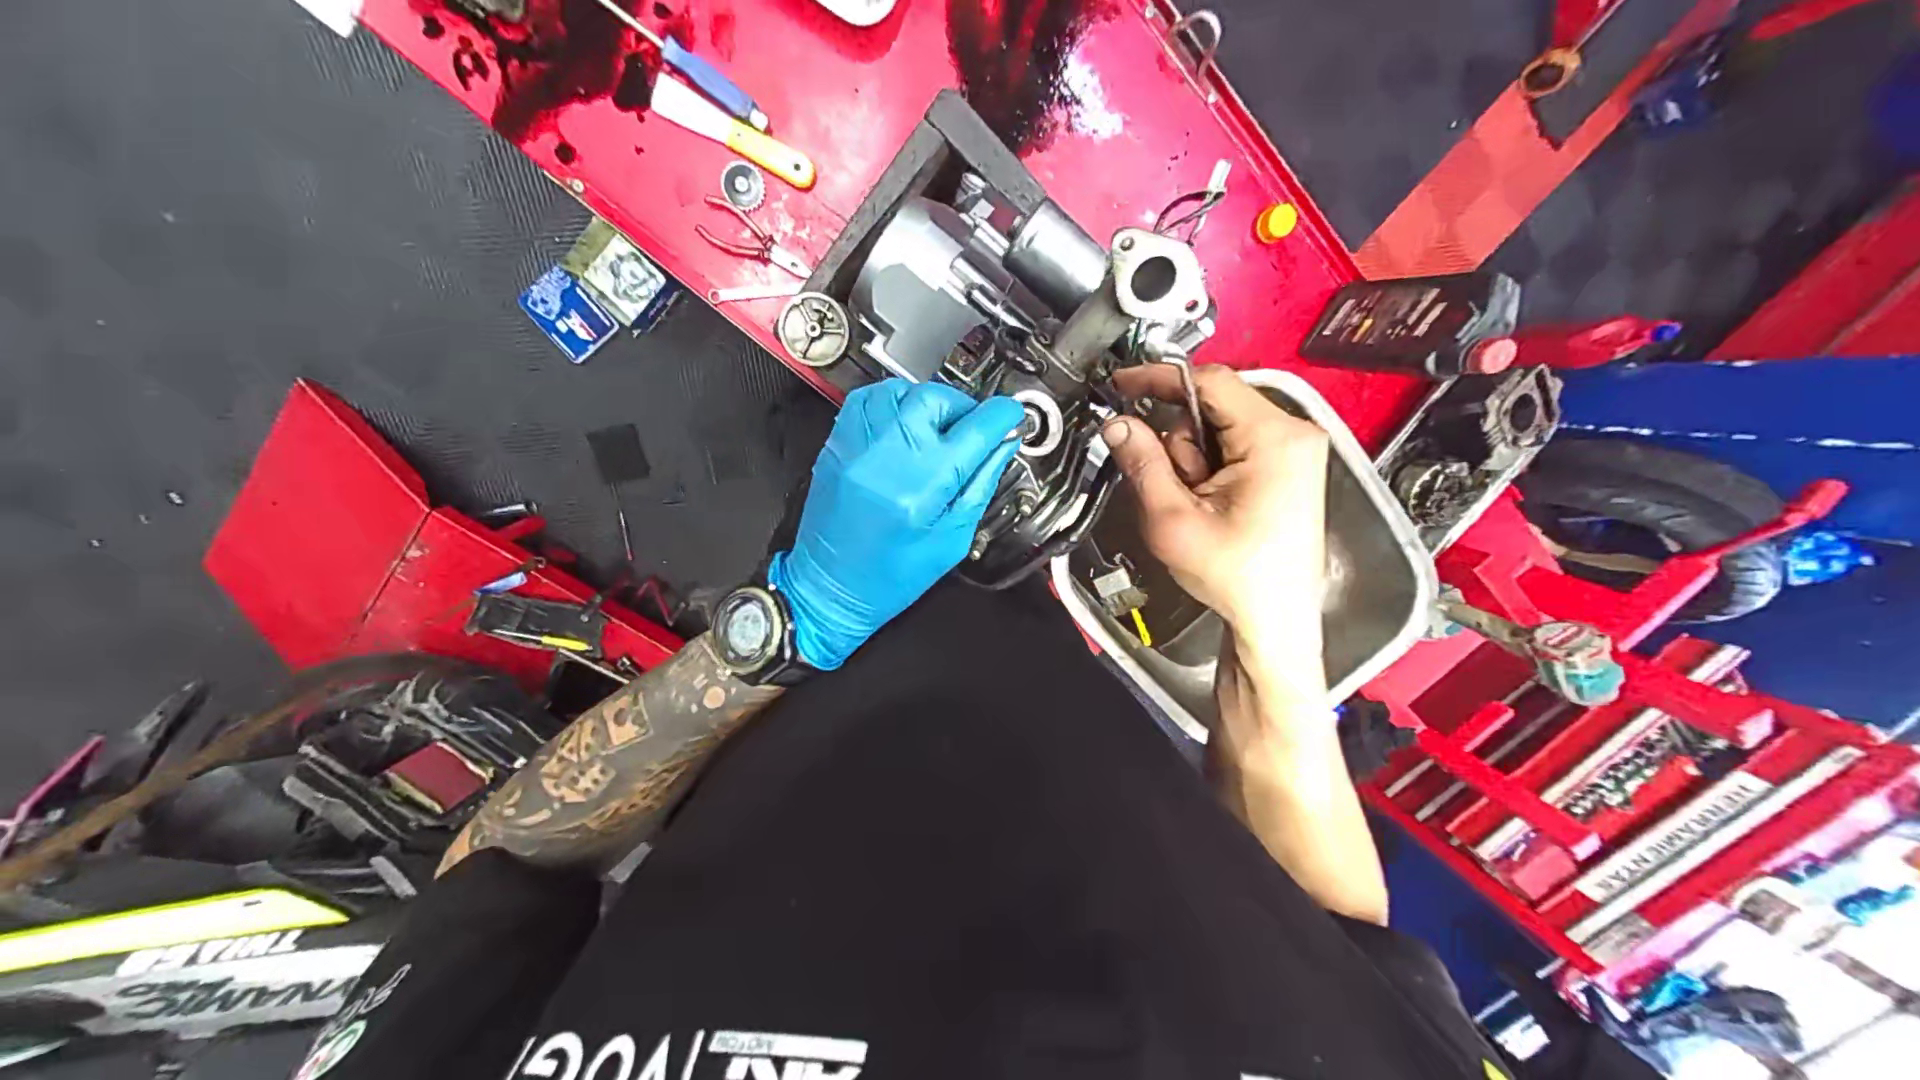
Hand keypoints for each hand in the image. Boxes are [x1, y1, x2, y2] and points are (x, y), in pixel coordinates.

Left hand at [770, 379, 1023, 669]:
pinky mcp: (838, 443)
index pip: (977, 428)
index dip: (1004, 416)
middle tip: (971, 432)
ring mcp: (858, 445)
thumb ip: (981, 486)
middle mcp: (888, 456)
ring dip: (929, 403)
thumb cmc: (889, 575)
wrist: (829, 588)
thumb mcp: (952, 539)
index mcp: (924, 486)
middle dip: (964, 409)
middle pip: (938, 399)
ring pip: (904, 390)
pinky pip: (868, 398)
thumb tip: (1003, 446)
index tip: (1011, 417)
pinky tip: (903, 424)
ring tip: (937, 430)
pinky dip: (893, 402)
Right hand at [1102, 365, 1328, 692]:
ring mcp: (1293, 450)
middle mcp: (1293, 435)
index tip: (1123, 385)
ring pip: (1218, 426)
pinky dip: (1208, 466)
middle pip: (1211, 404)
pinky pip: (1232, 444)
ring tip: (1197, 503)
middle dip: (1178, 440)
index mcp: (1274, 439)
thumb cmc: (1239, 577)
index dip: (1158, 379)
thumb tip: (1119, 424)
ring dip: (1192, 458)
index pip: (1208, 380)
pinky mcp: (1286, 465)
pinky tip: (1208, 501)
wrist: (1274, 618)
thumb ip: (1142, 463)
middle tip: (1174, 484)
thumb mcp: (1173, 519)